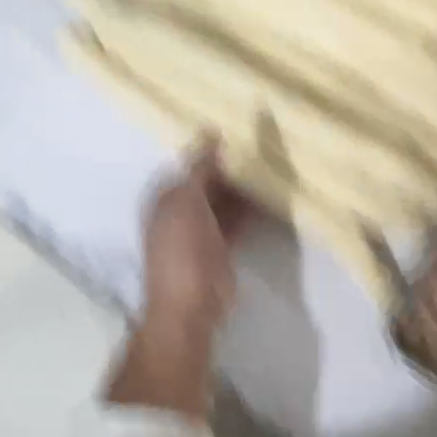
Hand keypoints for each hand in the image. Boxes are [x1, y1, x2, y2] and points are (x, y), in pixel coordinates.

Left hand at [140, 136, 253, 338]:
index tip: (239, 132)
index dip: (210, 150)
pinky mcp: (221, 247)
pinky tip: (269, 196)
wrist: (190, 303)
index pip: (189, 165)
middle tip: (262, 147)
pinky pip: (236, 220)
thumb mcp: (187, 201)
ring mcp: (202, 231)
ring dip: (242, 188)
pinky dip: (250, 209)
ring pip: (224, 201)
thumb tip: (211, 132)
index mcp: (166, 197)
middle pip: (208, 182)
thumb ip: (200, 168)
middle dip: (230, 168)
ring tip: (270, 166)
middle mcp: (181, 211)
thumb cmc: (182, 249)